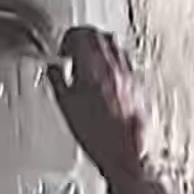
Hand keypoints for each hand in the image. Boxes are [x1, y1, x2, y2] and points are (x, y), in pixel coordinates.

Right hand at [48, 26, 147, 183]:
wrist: (126, 159)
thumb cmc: (97, 136)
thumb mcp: (65, 105)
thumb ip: (57, 79)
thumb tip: (53, 68)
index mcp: (93, 68)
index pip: (81, 35)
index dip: (68, 38)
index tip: (64, 48)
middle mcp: (114, 68)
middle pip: (99, 35)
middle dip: (84, 36)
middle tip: (74, 46)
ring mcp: (129, 77)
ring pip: (115, 45)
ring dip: (100, 46)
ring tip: (91, 58)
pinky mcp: (140, 88)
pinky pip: (127, 63)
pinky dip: (114, 61)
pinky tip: (107, 74)